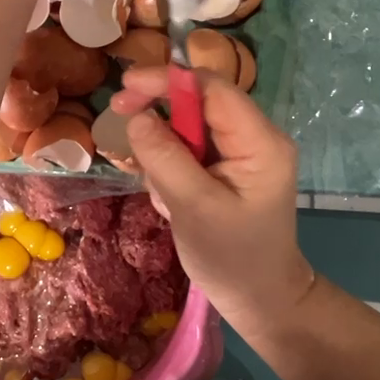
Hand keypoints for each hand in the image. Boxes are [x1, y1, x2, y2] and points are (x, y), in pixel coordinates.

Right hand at [110, 67, 316, 329]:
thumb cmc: (232, 257)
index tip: (125, 87)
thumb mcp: (194, 208)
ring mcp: (241, 152)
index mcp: (260, 141)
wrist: (260, 298)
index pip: (212, 88)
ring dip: (162, 148)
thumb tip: (137, 117)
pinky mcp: (227, 167)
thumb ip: (165, 158)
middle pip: (198, 101)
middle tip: (119, 117)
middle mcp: (254, 137)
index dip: (167, 80)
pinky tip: (169, 198)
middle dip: (158, 110)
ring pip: (188, 125)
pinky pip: (189, 148)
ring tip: (161, 193)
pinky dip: (168, 164)